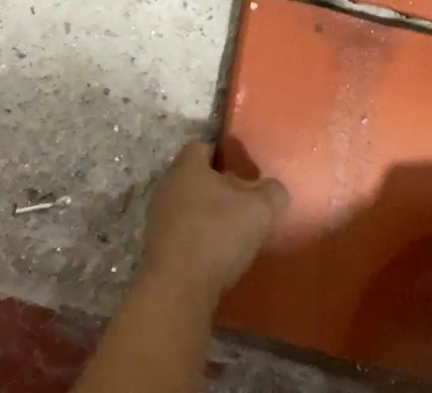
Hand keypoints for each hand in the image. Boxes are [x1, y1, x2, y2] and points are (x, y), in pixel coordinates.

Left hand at [137, 143, 288, 298]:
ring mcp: (158, 215)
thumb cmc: (218, 234)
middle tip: (243, 203)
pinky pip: (181, 230)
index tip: (243, 172)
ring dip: (207, 213)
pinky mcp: (156, 243)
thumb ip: (271, 192)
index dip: (224, 156)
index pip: (202, 147)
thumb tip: (275, 187)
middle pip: (194, 177)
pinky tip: (215, 253)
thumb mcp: (259, 210)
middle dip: (217, 187)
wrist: (178, 285)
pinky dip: (197, 236)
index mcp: (187, 167)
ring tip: (232, 231)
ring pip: (187, 204)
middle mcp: (167, 184)